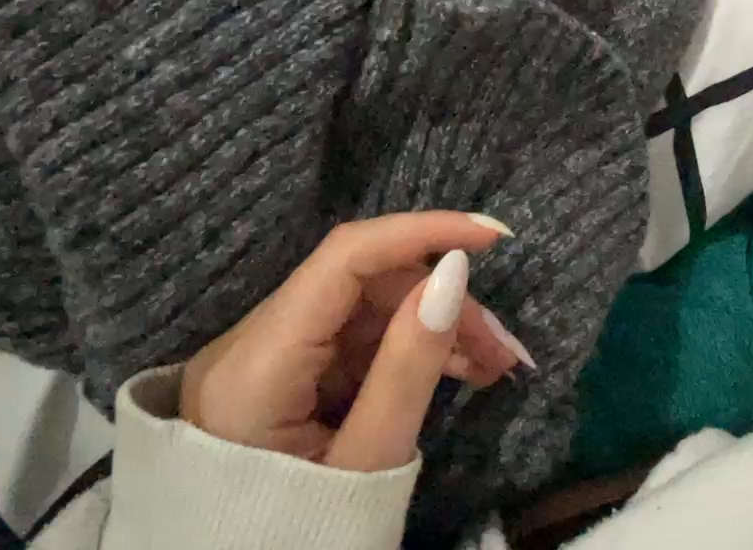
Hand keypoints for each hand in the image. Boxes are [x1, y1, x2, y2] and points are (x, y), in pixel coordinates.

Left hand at [179, 212, 535, 470]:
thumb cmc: (303, 541)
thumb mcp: (369, 464)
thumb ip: (409, 367)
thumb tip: (454, 272)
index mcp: (256, 366)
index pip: (345, 258)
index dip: (421, 233)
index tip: (490, 237)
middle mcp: (248, 343)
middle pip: (363, 286)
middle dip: (442, 301)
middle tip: (503, 346)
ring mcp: (262, 356)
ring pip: (365, 309)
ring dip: (433, 325)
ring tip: (495, 364)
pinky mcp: (280, 373)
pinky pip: (353, 339)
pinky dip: (407, 348)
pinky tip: (457, 368)